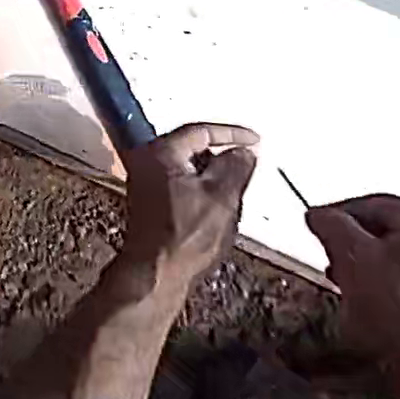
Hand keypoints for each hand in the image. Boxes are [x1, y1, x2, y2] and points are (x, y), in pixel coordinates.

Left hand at [116, 123, 259, 290]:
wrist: (157, 267)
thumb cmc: (188, 233)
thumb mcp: (222, 196)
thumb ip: (235, 167)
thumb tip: (243, 151)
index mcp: (159, 152)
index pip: (198, 131)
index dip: (231, 133)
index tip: (256, 139)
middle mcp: (145, 160)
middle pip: (189, 146)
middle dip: (221, 153)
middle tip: (248, 162)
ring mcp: (143, 178)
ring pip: (185, 165)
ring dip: (211, 171)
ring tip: (236, 186)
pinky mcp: (147, 196)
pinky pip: (178, 179)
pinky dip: (200, 183)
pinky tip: (217, 201)